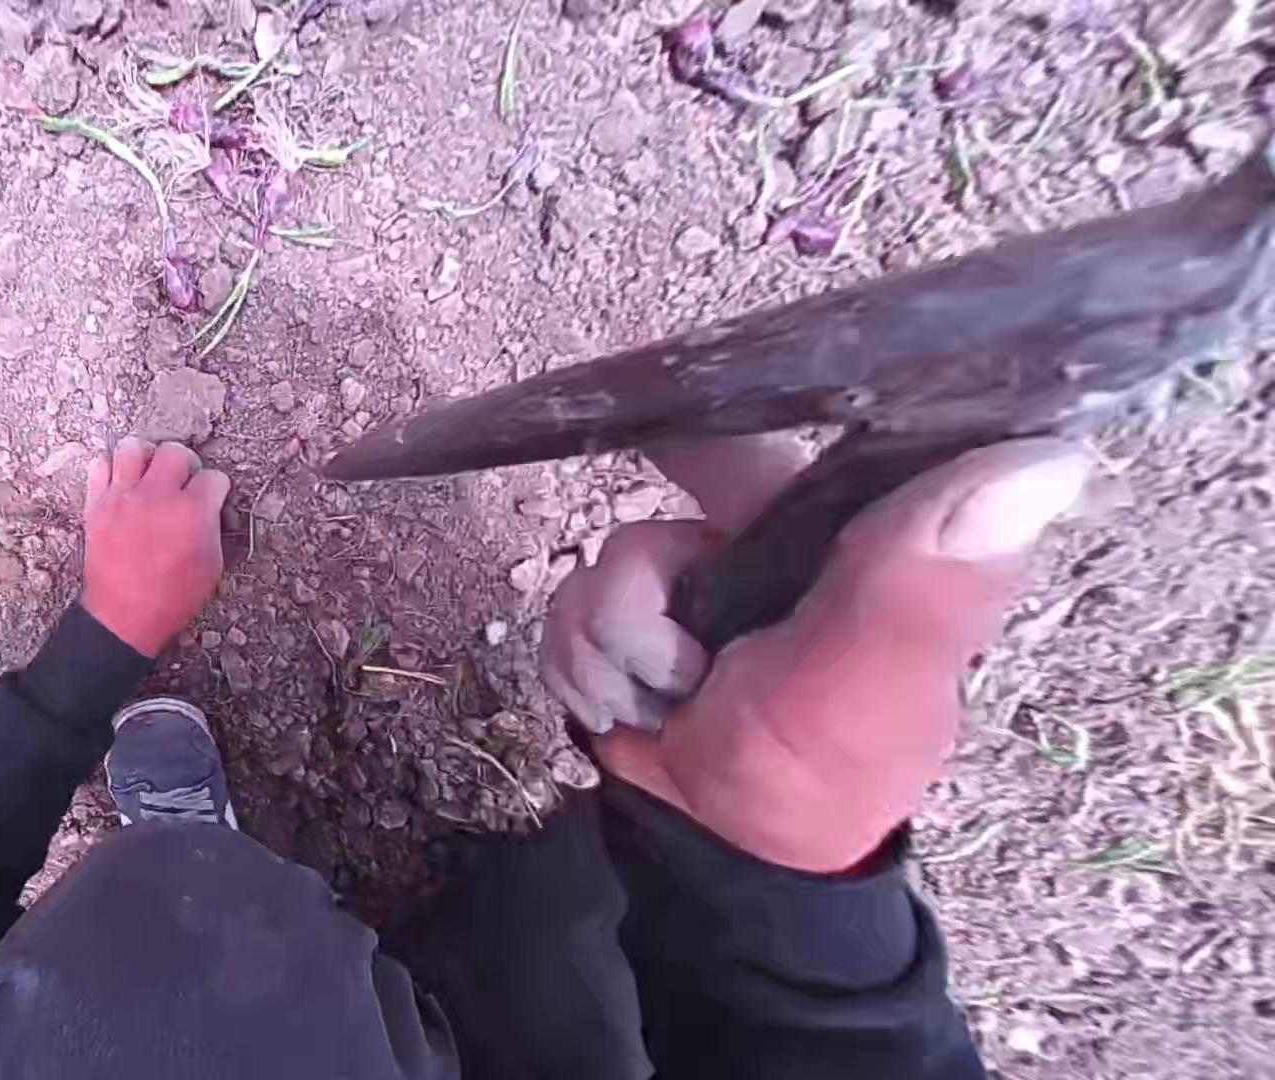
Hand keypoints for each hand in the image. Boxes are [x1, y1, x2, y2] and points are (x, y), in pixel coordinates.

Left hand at [81, 438, 230, 656]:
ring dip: (146, 457)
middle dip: (185, 463)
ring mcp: (124, 497)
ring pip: (133, 447)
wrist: (125, 615)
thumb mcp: (212, 565)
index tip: (213, 498)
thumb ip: (213, 528)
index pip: (213, 476)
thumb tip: (212, 510)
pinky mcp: (98, 505)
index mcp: (193, 511)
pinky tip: (124, 486)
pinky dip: (113, 470)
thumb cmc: (173, 597)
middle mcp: (158, 496)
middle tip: (183, 481)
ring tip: (150, 475)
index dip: (217, 488)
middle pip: (175, 452)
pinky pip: (100, 466)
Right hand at [541, 437, 1093, 871]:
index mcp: (796, 543)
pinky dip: (576, 675)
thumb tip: (1030, 459)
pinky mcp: (596, 625)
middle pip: (632, 539)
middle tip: (677, 676)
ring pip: (582, 586)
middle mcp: (715, 555)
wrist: (712, 838)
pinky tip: (612, 709)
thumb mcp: (874, 683)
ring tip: (651, 709)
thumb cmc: (814, 764)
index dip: (697, 429)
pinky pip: (553, 622)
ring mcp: (647, 594)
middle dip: (632, 618)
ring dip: (606, 663)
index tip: (644, 417)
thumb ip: (919, 585)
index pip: (749, 452)